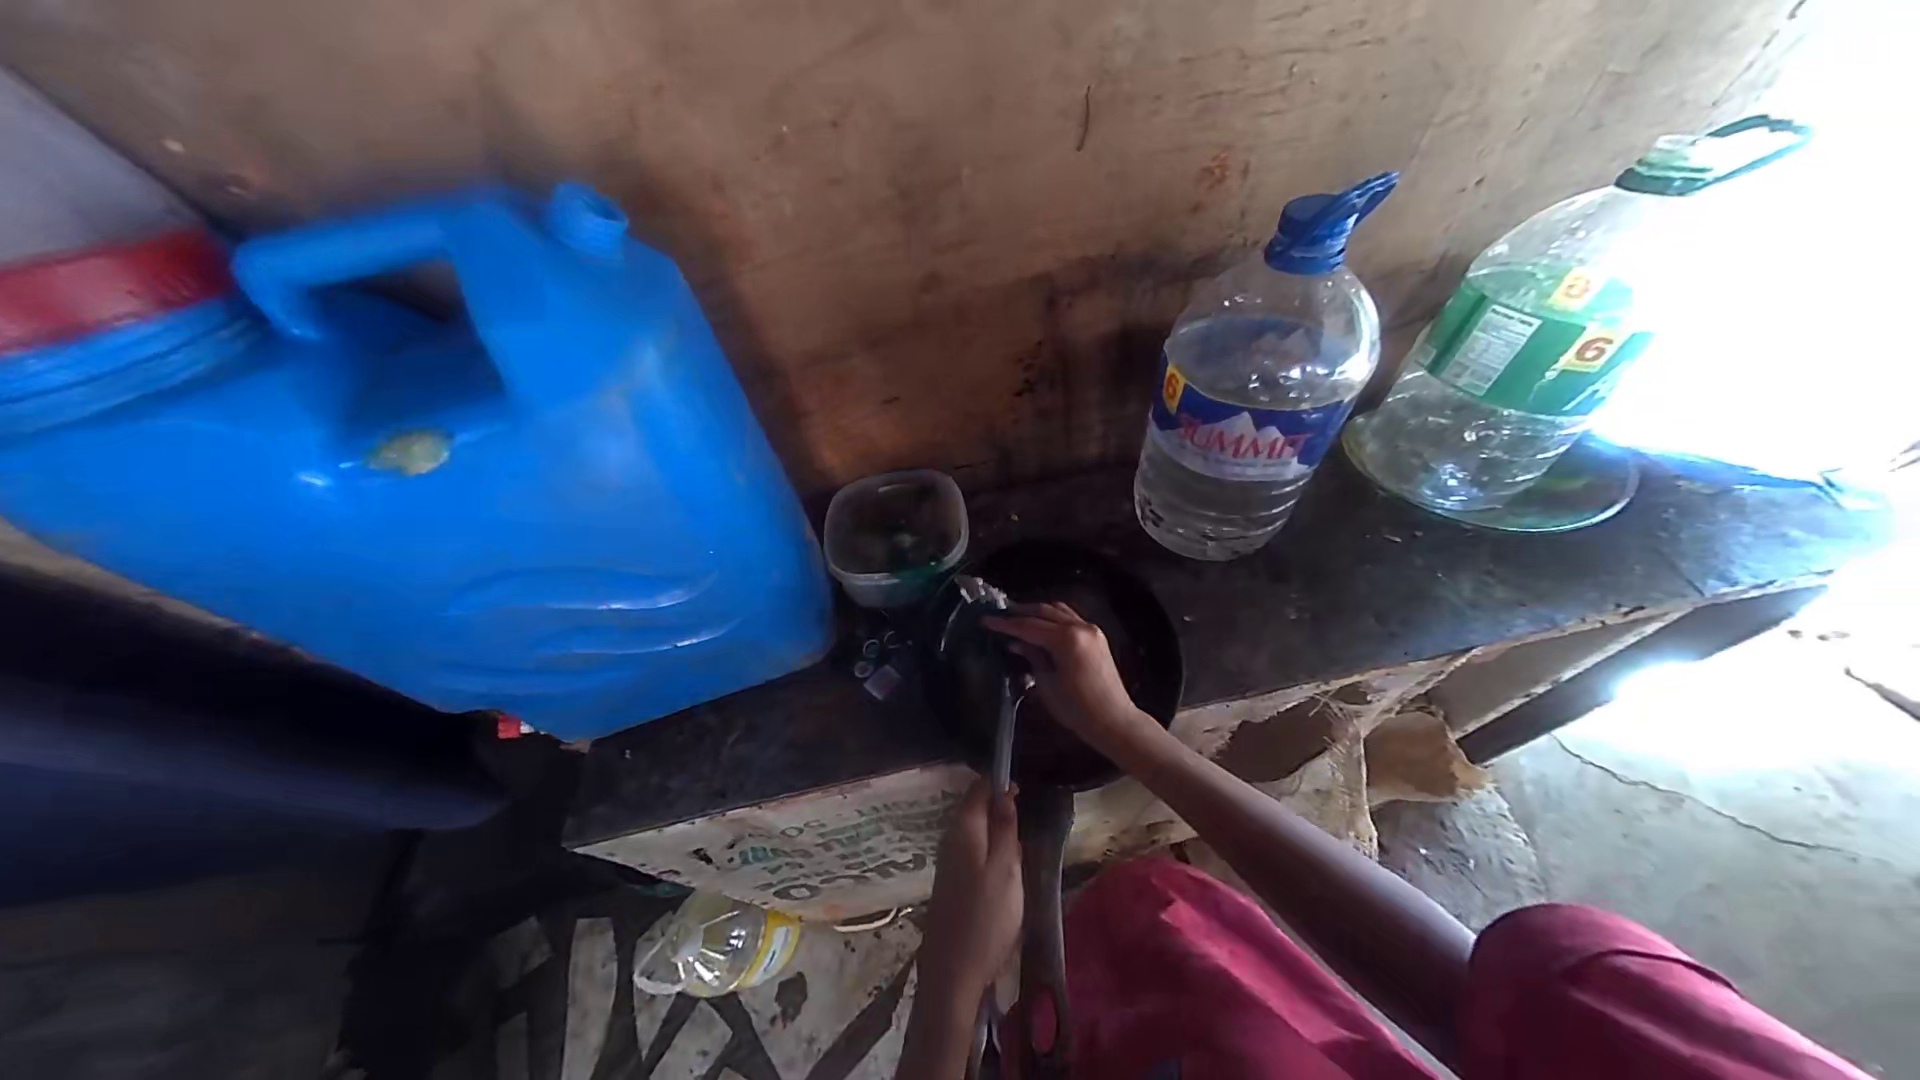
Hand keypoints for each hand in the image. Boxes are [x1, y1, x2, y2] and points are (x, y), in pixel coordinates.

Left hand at [919, 777, 1022, 998]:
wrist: (953, 973)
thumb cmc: (986, 918)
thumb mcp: (1006, 868)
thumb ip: (1005, 827)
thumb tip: (1004, 789)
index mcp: (963, 829)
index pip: (978, 789)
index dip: (1001, 783)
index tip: (1025, 789)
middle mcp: (950, 839)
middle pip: (975, 809)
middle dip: (999, 807)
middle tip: (1027, 818)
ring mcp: (948, 862)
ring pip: (975, 832)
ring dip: (996, 831)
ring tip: (1021, 845)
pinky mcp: (951, 883)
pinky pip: (973, 852)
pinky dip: (990, 852)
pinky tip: (1005, 870)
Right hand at [981, 602, 1166, 757]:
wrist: (1114, 721)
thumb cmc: (1077, 709)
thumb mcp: (1047, 683)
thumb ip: (1032, 656)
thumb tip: (1016, 642)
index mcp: (1066, 639)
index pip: (1028, 626)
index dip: (1005, 624)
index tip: (986, 620)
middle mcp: (1080, 627)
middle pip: (1044, 611)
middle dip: (1020, 612)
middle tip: (999, 615)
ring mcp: (1091, 630)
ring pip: (1058, 610)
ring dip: (1037, 612)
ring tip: (1017, 617)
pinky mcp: (1097, 637)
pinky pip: (1070, 618)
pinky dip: (1053, 618)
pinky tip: (1040, 626)